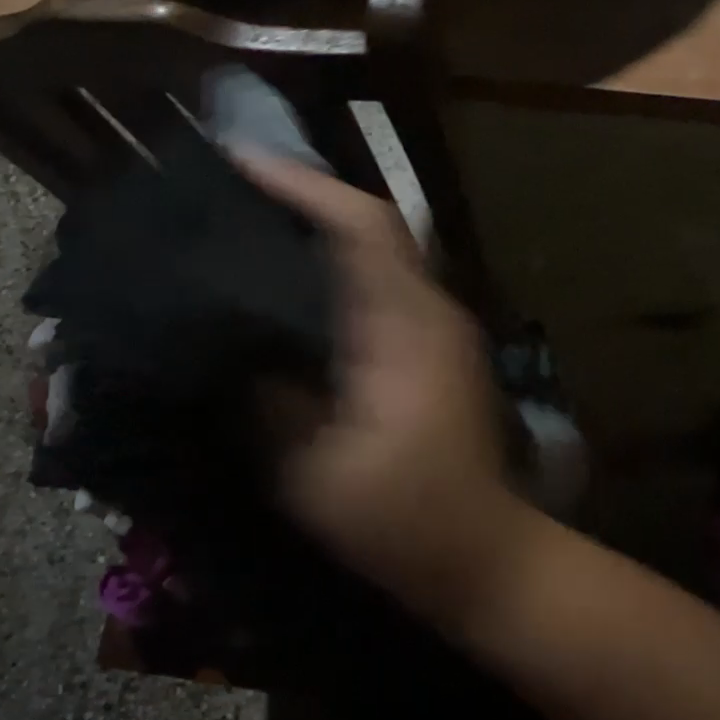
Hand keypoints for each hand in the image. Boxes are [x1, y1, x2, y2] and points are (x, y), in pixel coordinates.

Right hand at [233, 148, 533, 613]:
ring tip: (257, 228)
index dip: (306, 186)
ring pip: (381, 252)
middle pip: (375, 226)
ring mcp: (439, 328)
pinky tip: (297, 292)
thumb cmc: (406, 519)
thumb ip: (273, 402)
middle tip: (239, 192)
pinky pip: (383, 284)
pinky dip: (340, 269)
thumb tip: (235, 349)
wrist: (484, 554)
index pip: (363, 224)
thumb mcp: (317, 473)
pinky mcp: (435, 350)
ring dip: (325, 230)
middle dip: (310, 198)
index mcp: (404, 325)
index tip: (243, 165)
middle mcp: (430, 309)